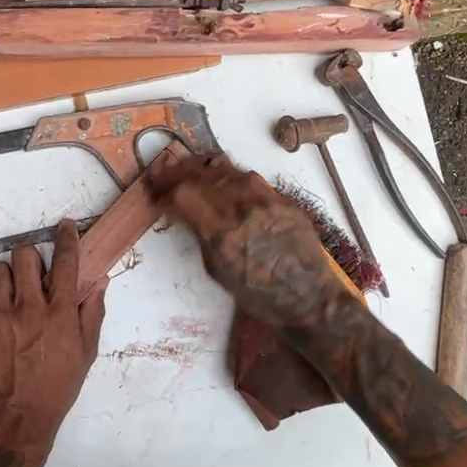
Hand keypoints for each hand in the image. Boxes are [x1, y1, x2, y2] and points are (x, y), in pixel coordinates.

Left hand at [0, 219, 107, 457]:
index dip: (66, 238)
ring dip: (8, 278)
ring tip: (13, 297)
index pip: (65, 261)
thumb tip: (100, 281)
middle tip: (34, 275)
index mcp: (60, 314)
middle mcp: (28, 309)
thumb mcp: (86, 353)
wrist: (19, 419)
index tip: (65, 227)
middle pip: (24, 254)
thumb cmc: (58, 387)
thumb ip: (93, 313)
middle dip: (31, 259)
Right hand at [148, 154, 354, 326]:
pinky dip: (231, 179)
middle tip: (168, 177)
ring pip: (225, 169)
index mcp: (220, 229)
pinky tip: (227, 187)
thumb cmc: (257, 294)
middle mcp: (241, 205)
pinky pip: (250, 179)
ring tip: (195, 175)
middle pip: (200, 174)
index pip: (182, 192)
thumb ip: (200, 234)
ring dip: (204, 171)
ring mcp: (265, 197)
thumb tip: (185, 213)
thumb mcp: (216, 269)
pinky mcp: (282, 198)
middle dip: (179, 174)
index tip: (159, 197)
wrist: (307, 297)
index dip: (165, 191)